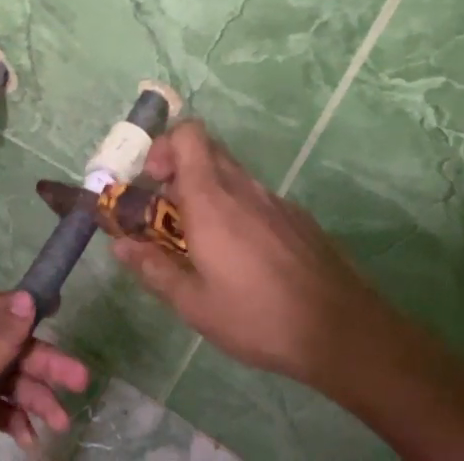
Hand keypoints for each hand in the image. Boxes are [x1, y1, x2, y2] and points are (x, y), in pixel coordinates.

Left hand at [0, 290, 89, 460]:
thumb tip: (26, 296)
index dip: (23, 308)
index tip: (60, 307)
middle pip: (1, 348)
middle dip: (40, 364)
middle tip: (80, 380)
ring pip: (2, 380)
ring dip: (33, 397)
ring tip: (61, 422)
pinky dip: (14, 419)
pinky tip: (29, 439)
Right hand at [110, 121, 377, 390]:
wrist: (341, 330)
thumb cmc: (257, 316)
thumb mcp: (194, 304)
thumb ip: (154, 268)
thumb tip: (121, 244)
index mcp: (210, 198)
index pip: (187, 134)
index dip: (164, 147)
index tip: (153, 185)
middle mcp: (242, 186)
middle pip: (206, 150)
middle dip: (180, 172)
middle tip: (170, 214)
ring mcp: (274, 200)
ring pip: (232, 176)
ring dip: (210, 194)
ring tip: (204, 244)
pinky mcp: (298, 218)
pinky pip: (257, 199)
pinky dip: (239, 213)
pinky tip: (246, 260)